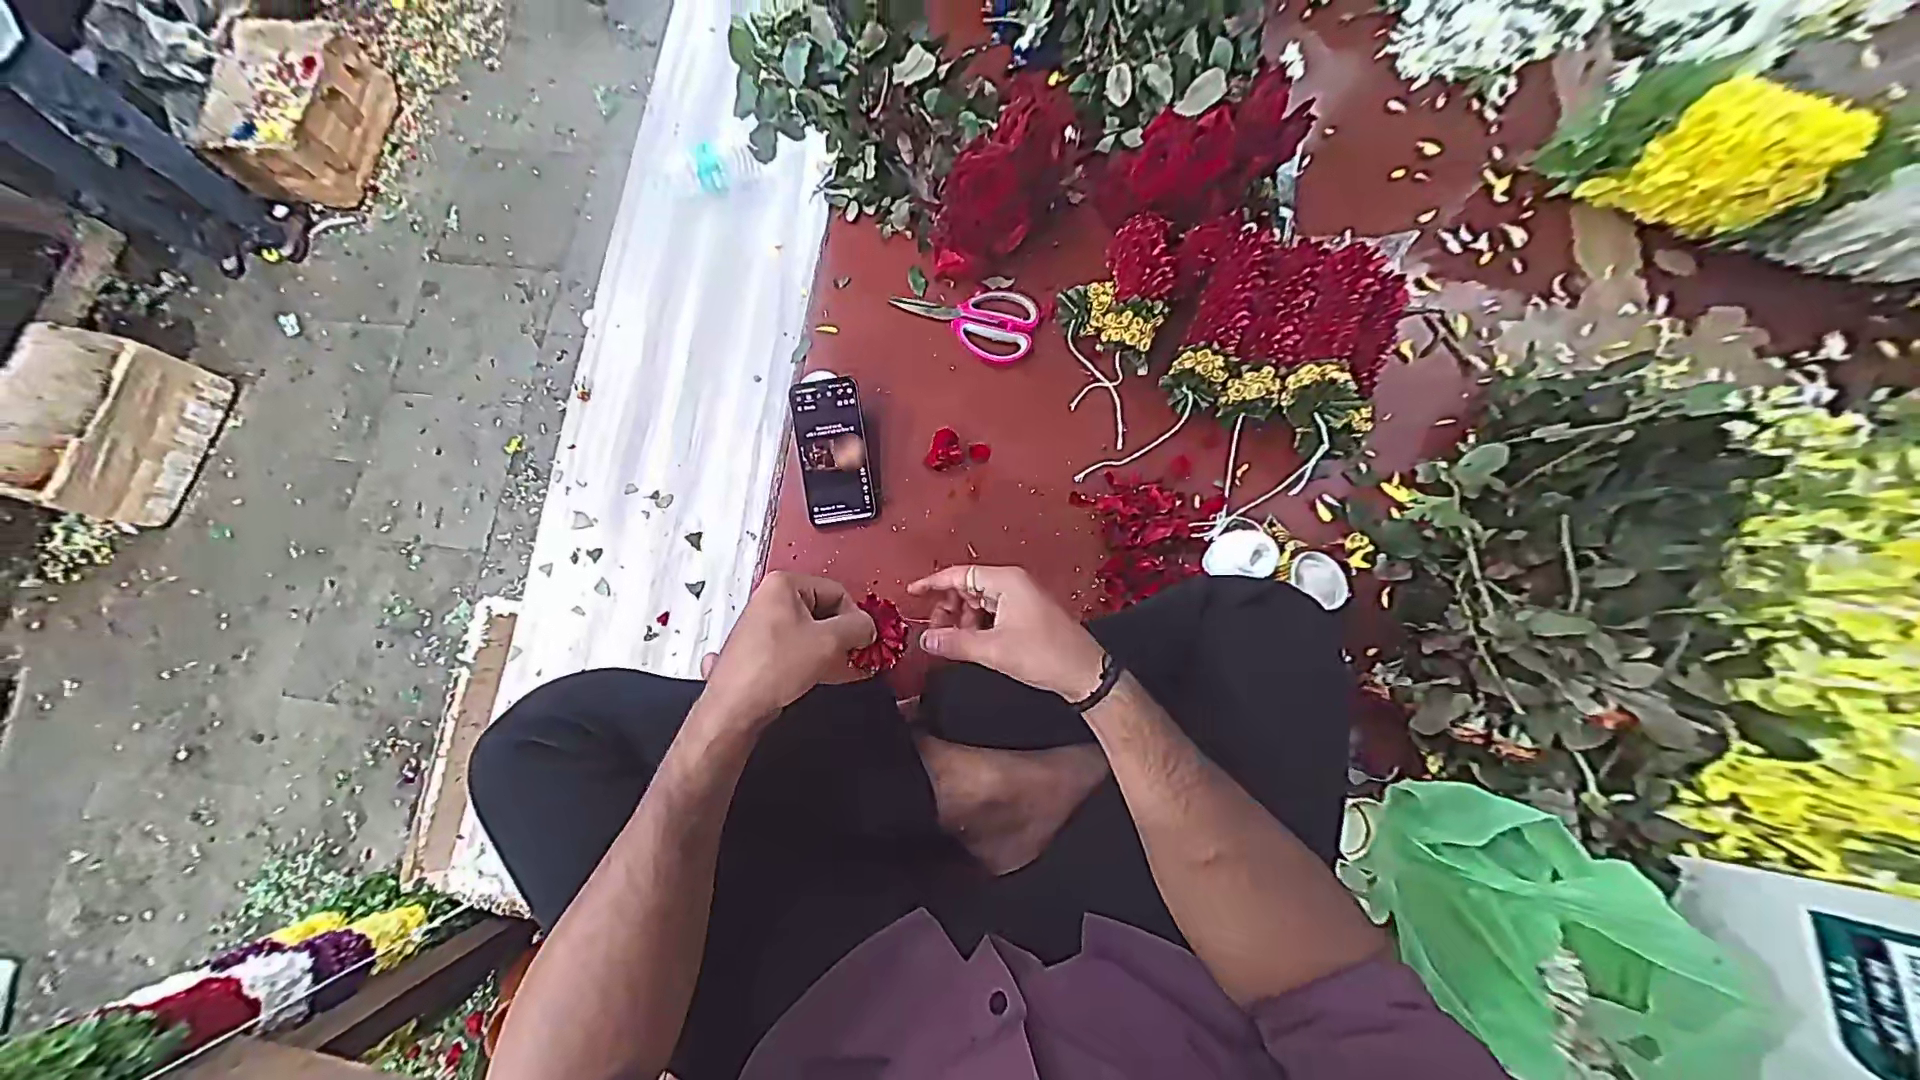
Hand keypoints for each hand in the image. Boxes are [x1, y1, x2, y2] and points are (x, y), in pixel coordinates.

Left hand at [700, 571, 874, 725]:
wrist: (735, 708)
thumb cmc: (773, 667)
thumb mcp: (829, 641)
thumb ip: (858, 627)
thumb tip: (869, 627)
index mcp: (784, 585)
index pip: (837, 592)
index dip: (855, 617)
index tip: (864, 639)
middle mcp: (772, 599)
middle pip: (826, 612)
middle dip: (846, 636)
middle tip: (861, 655)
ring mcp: (767, 625)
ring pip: (815, 632)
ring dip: (836, 650)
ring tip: (853, 667)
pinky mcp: (765, 650)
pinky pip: (801, 648)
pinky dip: (819, 659)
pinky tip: (834, 675)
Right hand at [907, 565, 1106, 700]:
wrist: (1084, 673)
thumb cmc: (1047, 655)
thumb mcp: (993, 650)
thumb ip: (955, 643)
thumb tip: (927, 639)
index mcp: (1007, 581)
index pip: (960, 574)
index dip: (933, 583)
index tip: (914, 592)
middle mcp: (1014, 584)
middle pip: (968, 587)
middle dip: (949, 608)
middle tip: (936, 631)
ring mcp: (1022, 598)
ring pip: (979, 602)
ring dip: (963, 619)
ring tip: (954, 642)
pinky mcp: (1026, 614)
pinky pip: (993, 612)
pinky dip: (978, 625)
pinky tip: (972, 643)